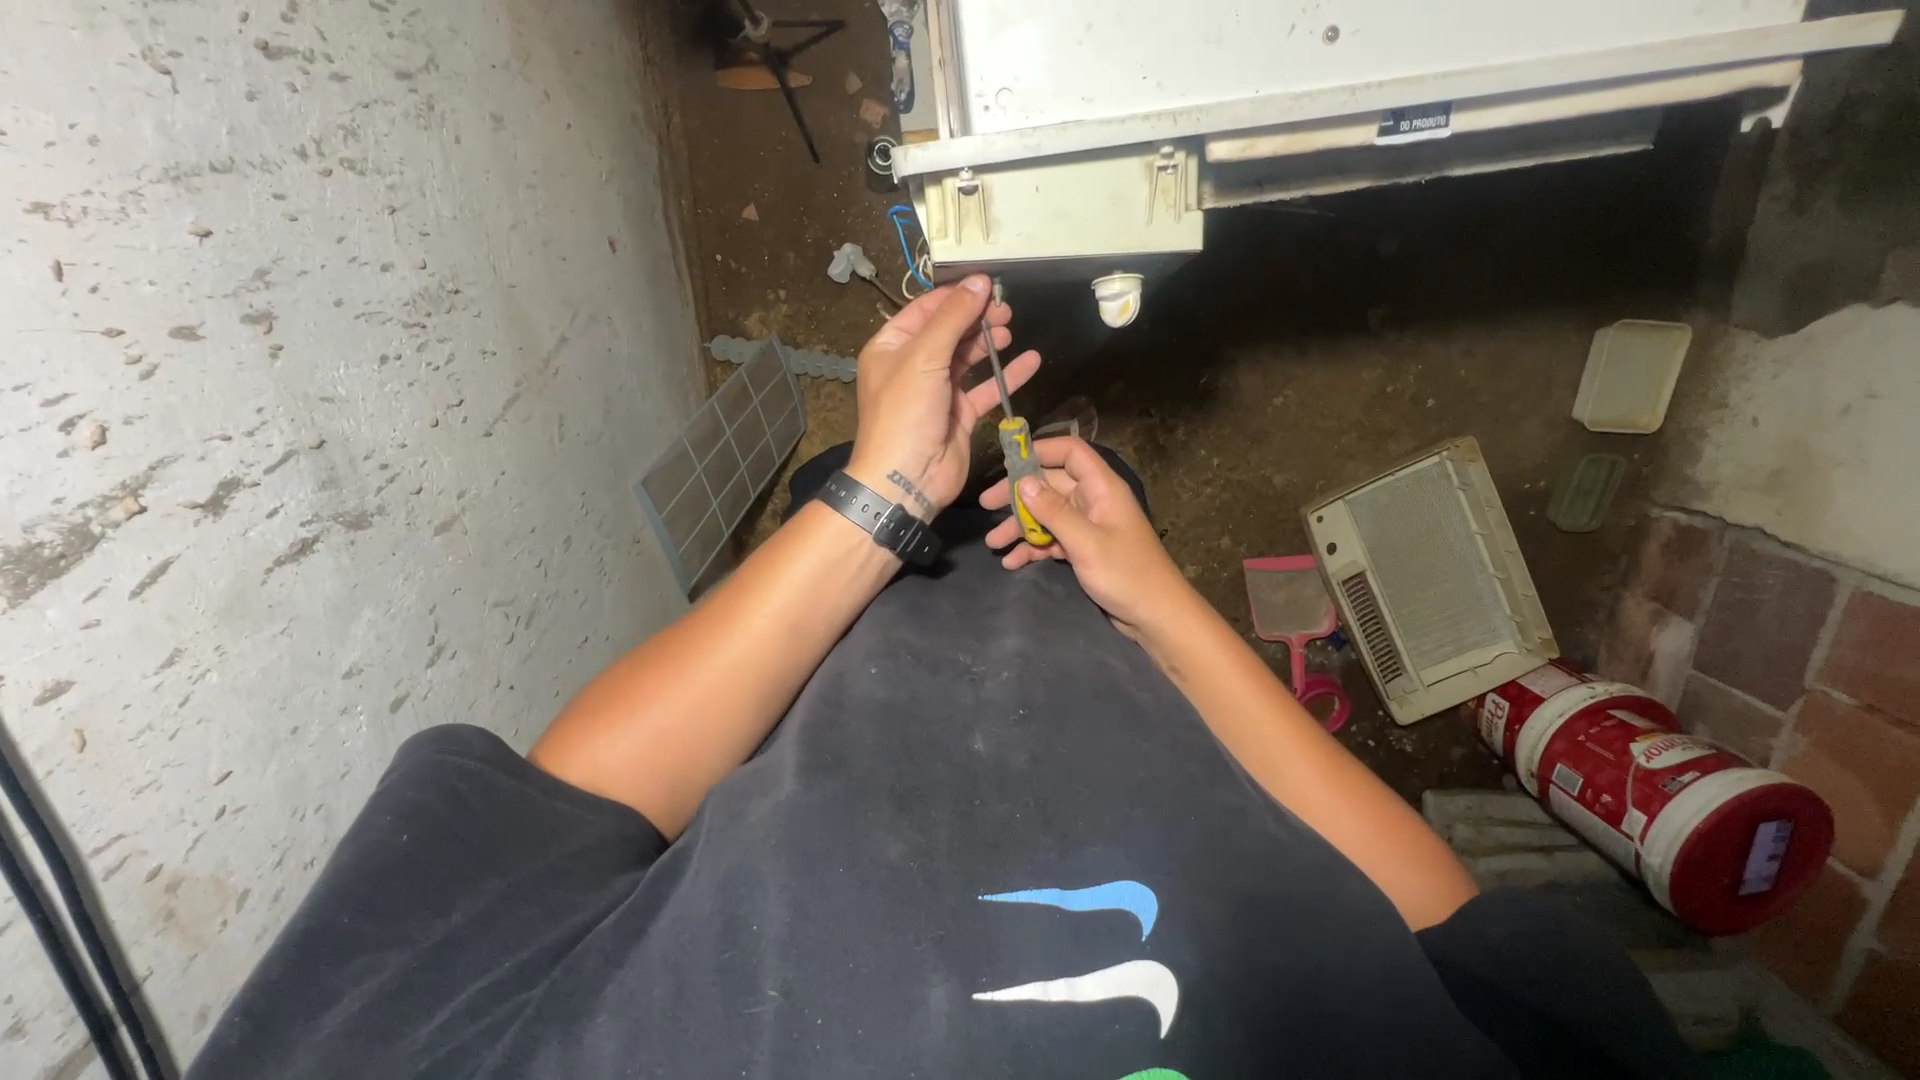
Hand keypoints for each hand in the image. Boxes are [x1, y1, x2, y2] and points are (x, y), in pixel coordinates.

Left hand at [844, 274, 1040, 520]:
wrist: (906, 478)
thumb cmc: (905, 413)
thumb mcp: (924, 357)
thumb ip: (954, 317)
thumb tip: (980, 280)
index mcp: (891, 347)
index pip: (925, 310)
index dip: (956, 296)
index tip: (988, 285)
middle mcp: (912, 366)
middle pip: (949, 331)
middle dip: (976, 318)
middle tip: (1005, 310)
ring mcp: (937, 391)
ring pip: (968, 358)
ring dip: (989, 343)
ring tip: (1010, 331)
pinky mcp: (960, 414)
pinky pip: (986, 388)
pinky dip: (1007, 375)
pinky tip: (1030, 361)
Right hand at [979, 436, 1197, 641]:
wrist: (1156, 616)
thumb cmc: (1126, 574)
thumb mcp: (1085, 542)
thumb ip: (1053, 511)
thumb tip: (1023, 482)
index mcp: (1102, 488)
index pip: (1070, 453)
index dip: (1040, 451)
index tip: (1006, 463)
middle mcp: (1094, 501)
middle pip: (1051, 485)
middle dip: (1018, 495)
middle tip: (986, 506)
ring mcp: (1089, 526)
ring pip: (1048, 515)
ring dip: (1020, 526)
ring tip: (993, 543)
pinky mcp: (1085, 550)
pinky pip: (1053, 540)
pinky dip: (1033, 548)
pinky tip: (1012, 562)